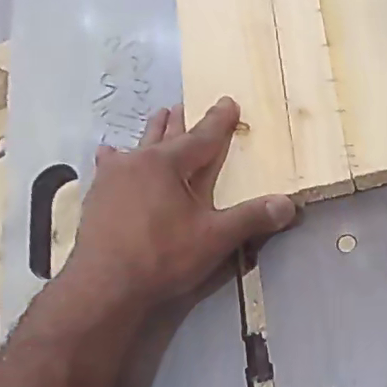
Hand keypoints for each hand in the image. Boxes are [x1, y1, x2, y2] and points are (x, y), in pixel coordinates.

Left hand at [59, 98, 296, 308]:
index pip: (201, 138)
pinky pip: (112, 167)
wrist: (107, 284)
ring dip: (152, 134)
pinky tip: (110, 156)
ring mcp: (112, 179)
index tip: (228, 102)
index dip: (218, 122)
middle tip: (186, 105)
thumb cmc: (164, 255)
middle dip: (180, 122)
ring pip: (138, 148)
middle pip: (165, 136)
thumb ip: (252, 218)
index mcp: (167, 165)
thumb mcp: (217, 237)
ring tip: (158, 118)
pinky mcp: (99, 198)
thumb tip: (288, 204)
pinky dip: (118, 159)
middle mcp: (137, 163)